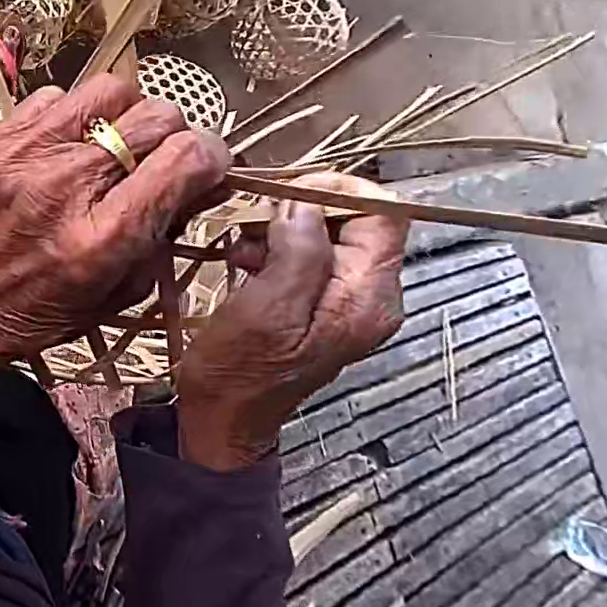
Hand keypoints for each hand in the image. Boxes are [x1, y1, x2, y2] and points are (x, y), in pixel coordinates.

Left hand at [0, 75, 232, 385]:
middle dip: (172, 134)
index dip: (210, 156)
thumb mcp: (128, 286)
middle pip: (153, 116)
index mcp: (103, 237)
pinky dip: (73, 117)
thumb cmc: (51, 306)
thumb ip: (171, 225)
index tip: (206, 165)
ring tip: (112, 145)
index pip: (182, 158)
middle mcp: (64, 186)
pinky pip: (56, 96)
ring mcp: (24, 155)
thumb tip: (206, 171)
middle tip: (158, 157)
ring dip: (125, 115)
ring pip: (108, 90)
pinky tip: (65, 148)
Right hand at [175, 173, 408, 470]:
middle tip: (252, 221)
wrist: (224, 415)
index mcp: (367, 298)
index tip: (282, 194)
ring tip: (241, 247)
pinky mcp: (315, 300)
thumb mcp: (265, 311)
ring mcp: (342, 298)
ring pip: (324, 231)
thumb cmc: (239, 370)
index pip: (382, 213)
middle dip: (300, 209)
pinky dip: (272, 244)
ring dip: (279, 226)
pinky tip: (244, 260)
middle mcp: (366, 294)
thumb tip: (305, 203)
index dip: (334, 191)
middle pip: (353, 219)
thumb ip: (296, 254)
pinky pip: (304, 251)